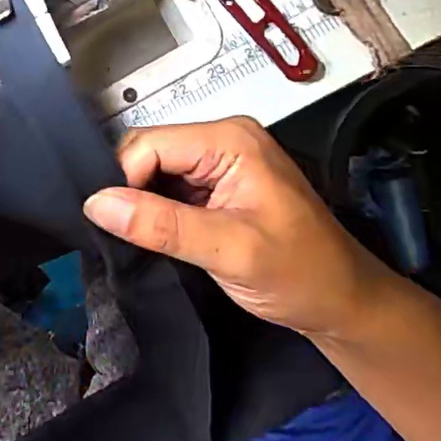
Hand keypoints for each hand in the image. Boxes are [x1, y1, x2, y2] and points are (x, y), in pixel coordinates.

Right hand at [81, 118, 392, 340]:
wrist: (344, 302)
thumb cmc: (300, 274)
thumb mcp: (230, 250)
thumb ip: (162, 225)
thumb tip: (96, 204)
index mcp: (229, 139)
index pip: (150, 145)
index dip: (126, 183)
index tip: (121, 229)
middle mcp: (223, 138)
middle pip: (150, 152)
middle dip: (133, 191)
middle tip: (132, 238)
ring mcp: (221, 159)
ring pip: (156, 170)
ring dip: (144, 202)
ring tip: (144, 239)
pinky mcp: (218, 182)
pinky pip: (171, 185)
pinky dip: (158, 209)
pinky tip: (158, 234)